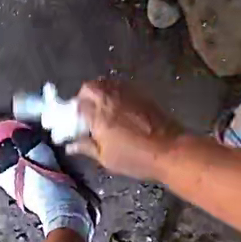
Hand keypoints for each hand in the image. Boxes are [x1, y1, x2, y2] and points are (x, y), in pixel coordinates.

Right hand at [68, 80, 186, 182]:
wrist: (170, 149)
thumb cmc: (135, 157)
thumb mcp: (106, 158)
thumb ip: (86, 147)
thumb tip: (70, 146)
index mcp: (98, 114)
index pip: (77, 105)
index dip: (74, 113)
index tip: (77, 123)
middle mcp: (109, 98)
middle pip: (88, 87)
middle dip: (84, 97)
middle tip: (88, 112)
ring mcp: (126, 93)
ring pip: (105, 83)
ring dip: (99, 92)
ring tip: (102, 108)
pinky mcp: (140, 93)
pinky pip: (120, 86)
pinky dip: (114, 92)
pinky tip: (119, 108)